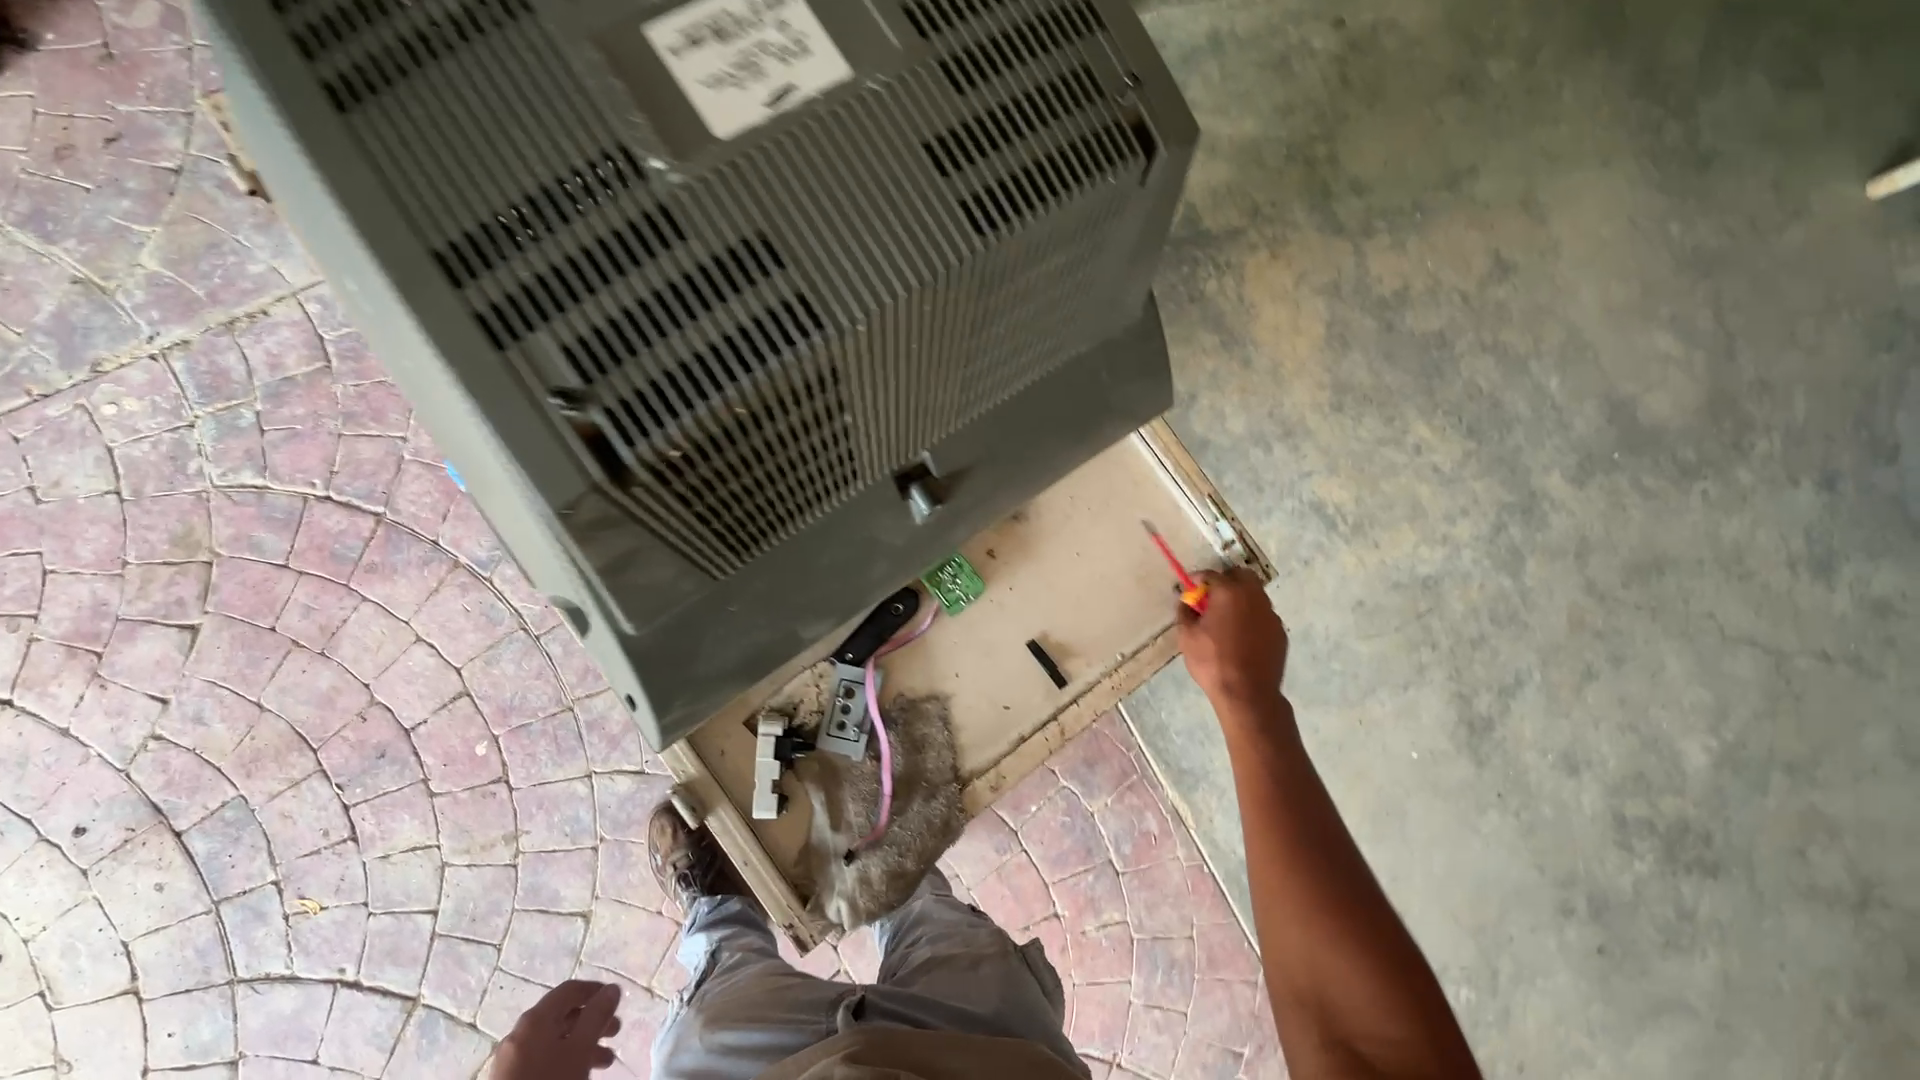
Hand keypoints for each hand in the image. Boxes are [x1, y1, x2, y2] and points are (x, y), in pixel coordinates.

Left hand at [490, 980, 622, 1079]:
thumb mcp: (580, 1050)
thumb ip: (597, 1016)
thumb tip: (611, 989)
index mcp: (536, 1018)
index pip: (570, 990)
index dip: (596, 991)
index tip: (617, 1002)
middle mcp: (520, 1032)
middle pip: (562, 1015)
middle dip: (592, 1021)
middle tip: (615, 1033)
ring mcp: (512, 1057)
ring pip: (554, 1039)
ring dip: (582, 1043)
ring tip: (604, 1061)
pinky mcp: (510, 1077)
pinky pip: (542, 1057)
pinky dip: (564, 1058)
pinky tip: (578, 1073)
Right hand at [1177, 567, 1286, 708]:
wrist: (1247, 693)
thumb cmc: (1212, 662)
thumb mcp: (1186, 637)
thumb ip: (1185, 612)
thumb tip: (1187, 602)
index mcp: (1229, 593)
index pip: (1212, 574)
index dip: (1198, 579)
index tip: (1190, 587)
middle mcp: (1254, 597)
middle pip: (1242, 576)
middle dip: (1226, 581)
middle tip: (1212, 598)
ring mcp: (1271, 614)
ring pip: (1256, 595)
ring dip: (1241, 598)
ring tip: (1227, 618)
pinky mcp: (1280, 632)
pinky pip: (1263, 616)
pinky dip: (1252, 617)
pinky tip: (1242, 636)